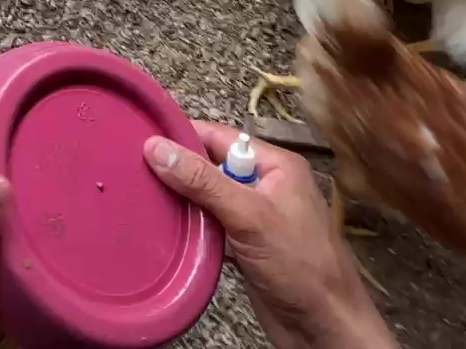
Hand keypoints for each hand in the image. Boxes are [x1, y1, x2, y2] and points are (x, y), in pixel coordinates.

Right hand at [144, 122, 395, 348]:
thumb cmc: (301, 269)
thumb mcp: (249, 217)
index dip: (182, 138)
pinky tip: (169, 223)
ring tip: (148, 195)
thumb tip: (155, 146)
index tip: (142, 142)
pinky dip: (192, 221)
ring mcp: (256, 214)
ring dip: (183, 198)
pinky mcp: (246, 240)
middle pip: (209, 164)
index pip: (217, 136)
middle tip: (138, 171)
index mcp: (275, 165)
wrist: (327, 334)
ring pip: (207, 193)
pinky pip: (210, 219)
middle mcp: (265, 183)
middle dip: (179, 170)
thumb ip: (202, 180)